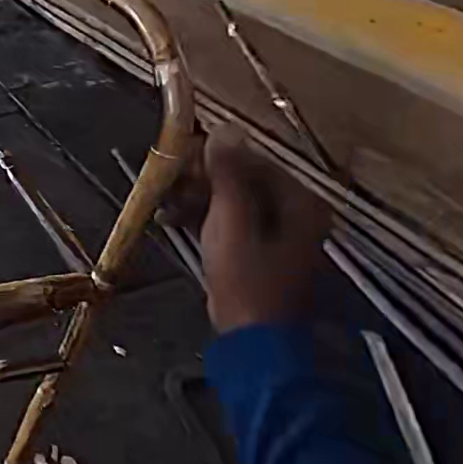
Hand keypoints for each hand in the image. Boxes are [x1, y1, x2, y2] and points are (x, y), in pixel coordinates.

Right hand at [180, 128, 330, 332]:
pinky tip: (171, 219)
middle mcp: (295, 211)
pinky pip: (227, 216)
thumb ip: (228, 176)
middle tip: (164, 184)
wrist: (253, 333)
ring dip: (193, 196)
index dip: (211, 156)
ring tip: (163, 204)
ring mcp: (276, 230)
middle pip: (240, 178)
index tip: (174, 160)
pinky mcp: (257, 245)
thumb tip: (225, 130)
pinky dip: (199, 214)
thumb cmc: (246, 275)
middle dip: (199, 179)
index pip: (251, 160)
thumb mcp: (231, 221)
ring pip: (229, 196)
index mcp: (299, 203)